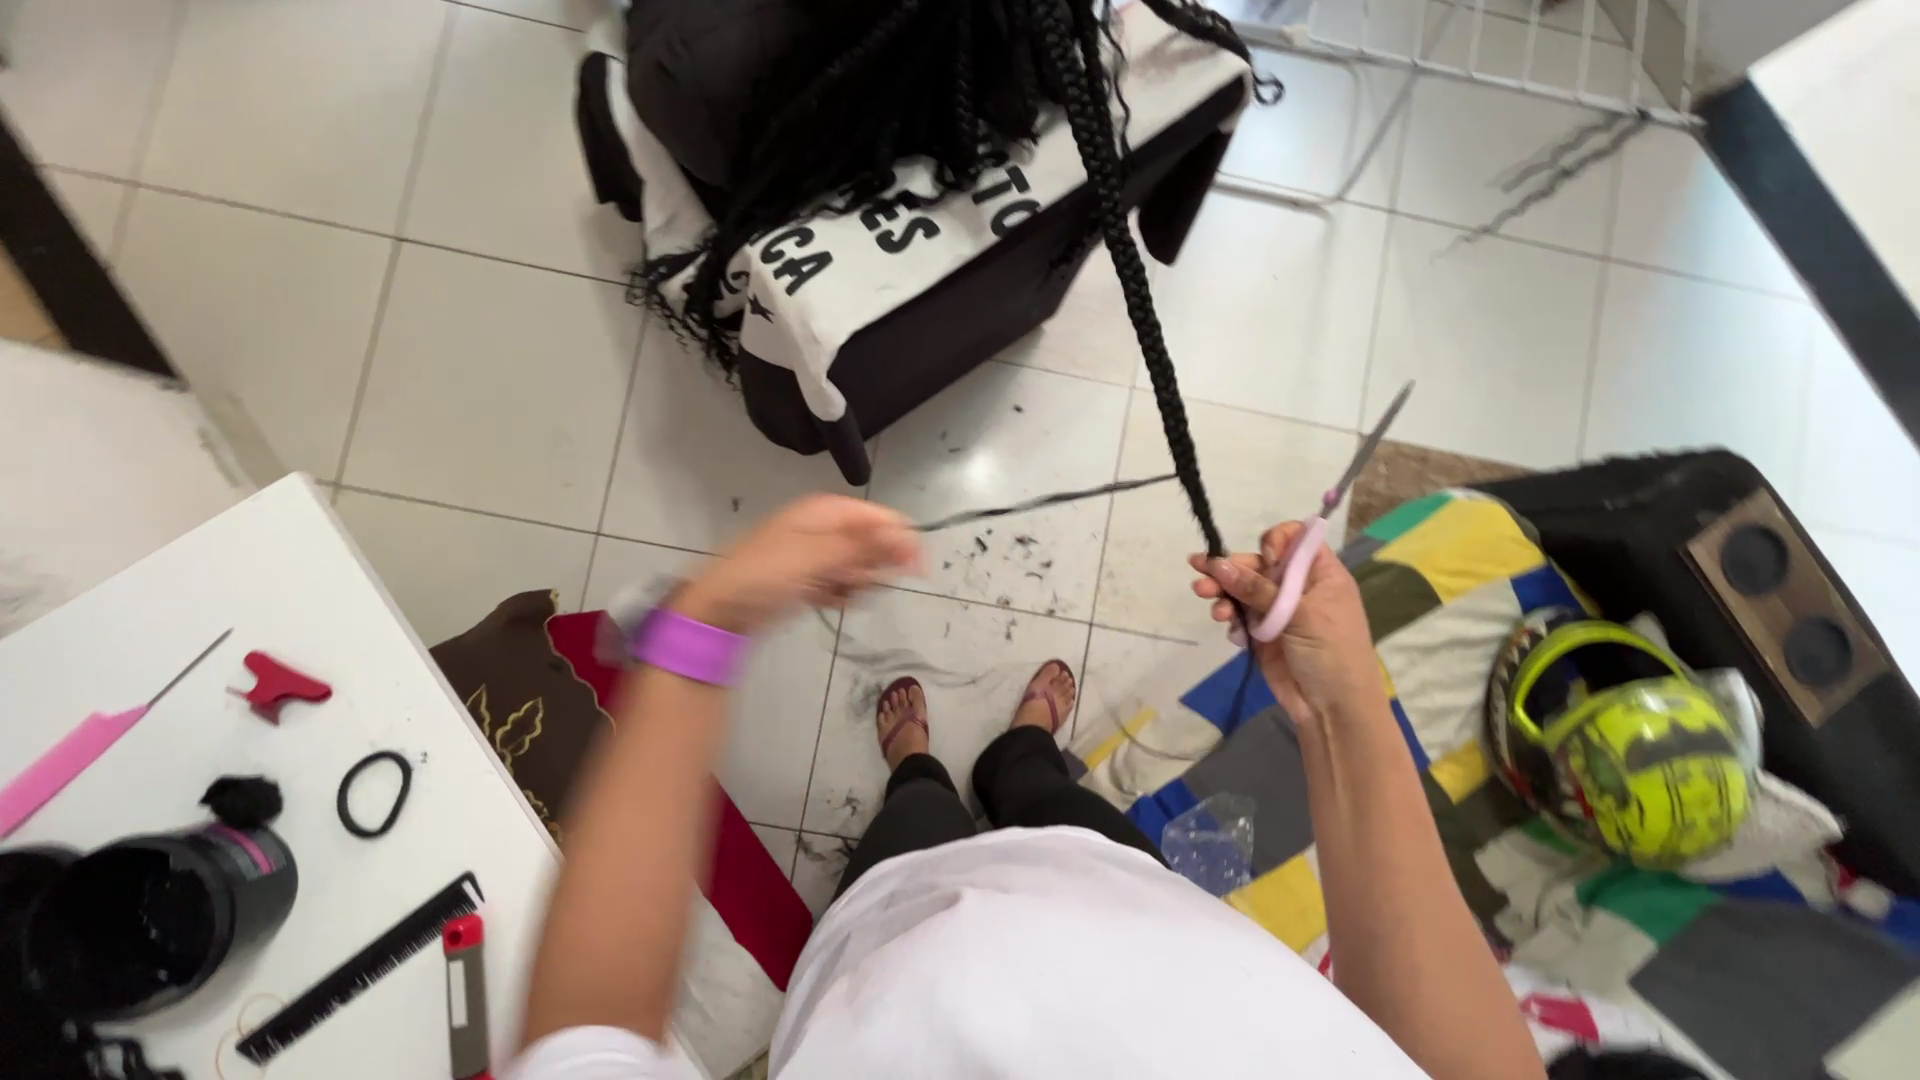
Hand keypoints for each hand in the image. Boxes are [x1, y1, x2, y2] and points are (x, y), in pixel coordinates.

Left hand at [674, 496, 922, 634]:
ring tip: (833, 594)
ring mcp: (819, 555)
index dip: (902, 540)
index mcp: (828, 512)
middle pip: (874, 544)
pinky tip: (826, 602)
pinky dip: (841, 595)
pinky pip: (843, 584)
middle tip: (853, 583)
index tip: (917, 571)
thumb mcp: (818, 557)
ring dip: (856, 584)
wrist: (720, 610)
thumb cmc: (765, 575)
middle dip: (873, 567)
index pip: (882, 518)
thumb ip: (865, 545)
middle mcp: (826, 528)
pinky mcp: (812, 580)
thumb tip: (910, 536)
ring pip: (860, 567)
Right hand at [1189, 522, 1387, 725]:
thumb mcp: (1299, 616)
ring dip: (1221, 590)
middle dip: (1230, 567)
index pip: (1294, 540)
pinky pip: (1237, 614)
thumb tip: (1218, 564)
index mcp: (1320, 575)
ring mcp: (1277, 610)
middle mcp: (1297, 587)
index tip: (1265, 560)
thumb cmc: (1332, 654)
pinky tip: (1226, 624)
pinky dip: (1228, 615)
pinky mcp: (1261, 632)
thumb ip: (1257, 589)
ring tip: (1204, 595)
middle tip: (1202, 573)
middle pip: (1258, 564)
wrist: (1332, 709)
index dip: (1275, 543)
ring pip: (1241, 588)